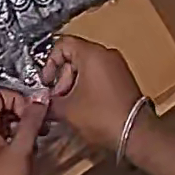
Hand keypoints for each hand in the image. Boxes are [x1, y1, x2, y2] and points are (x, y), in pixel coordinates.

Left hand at [0, 89, 48, 174]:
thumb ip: (31, 122)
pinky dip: (18, 146)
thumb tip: (41, 96)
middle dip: (24, 114)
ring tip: (37, 144)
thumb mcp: (19, 153)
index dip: (18, 99)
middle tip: (41, 127)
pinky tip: (28, 160)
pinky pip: (3, 144)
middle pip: (2, 110)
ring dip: (23, 131)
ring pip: (4, 128)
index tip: (34, 114)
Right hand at [42, 36, 144, 152]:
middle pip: (74, 56)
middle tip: (58, 100)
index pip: (63, 44)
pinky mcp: (122, 77)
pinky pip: (98, 74)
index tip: (47, 82)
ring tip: (70, 107)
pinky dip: (87, 86)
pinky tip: (83, 107)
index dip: (50, 62)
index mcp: (92, 53)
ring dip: (73, 84)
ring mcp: (116, 64)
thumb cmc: (100, 115)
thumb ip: (49, 102)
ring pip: (86, 66)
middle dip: (62, 78)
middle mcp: (106, 53)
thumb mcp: (67, 110)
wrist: (134, 131)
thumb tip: (40, 102)